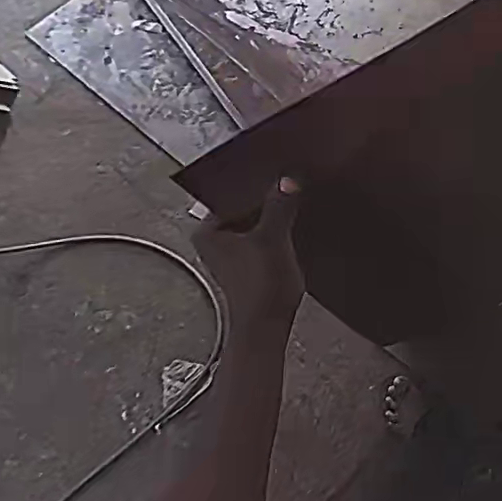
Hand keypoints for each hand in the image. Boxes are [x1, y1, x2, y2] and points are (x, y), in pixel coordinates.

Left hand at [193, 177, 304, 338]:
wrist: (267, 325)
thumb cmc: (259, 286)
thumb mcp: (273, 238)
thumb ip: (280, 205)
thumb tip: (287, 180)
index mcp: (208, 231)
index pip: (233, 195)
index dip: (257, 186)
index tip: (279, 175)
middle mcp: (214, 242)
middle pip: (245, 209)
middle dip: (267, 201)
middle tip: (291, 185)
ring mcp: (231, 254)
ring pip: (256, 224)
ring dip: (273, 218)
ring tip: (294, 204)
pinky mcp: (249, 264)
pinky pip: (263, 237)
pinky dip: (276, 232)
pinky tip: (292, 228)